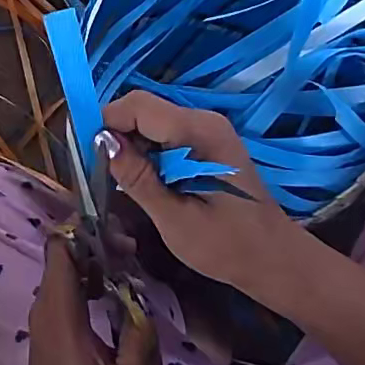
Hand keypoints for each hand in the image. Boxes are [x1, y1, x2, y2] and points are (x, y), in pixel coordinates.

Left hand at [15, 237, 157, 364]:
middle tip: (128, 250)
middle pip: (62, 254)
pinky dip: (82, 278)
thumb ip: (140, 337)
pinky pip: (61, 286)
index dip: (81, 229)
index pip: (59, 250)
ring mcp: (42, 315)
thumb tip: (142, 302)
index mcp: (61, 312)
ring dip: (89, 260)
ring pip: (61, 269)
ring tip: (123, 265)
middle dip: (93, 243)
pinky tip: (107, 289)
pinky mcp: (46, 325)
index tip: (113, 229)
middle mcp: (45, 306)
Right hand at [100, 90, 293, 290]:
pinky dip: (145, 150)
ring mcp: (205, 127)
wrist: (274, 259)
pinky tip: (148, 180)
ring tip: (125, 182)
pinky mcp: (204, 140)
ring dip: (129, 144)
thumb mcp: (175, 219)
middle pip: (141, 108)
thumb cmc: (227, 246)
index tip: (90, 158)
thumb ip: (137, 178)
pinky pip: (162, 131)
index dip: (106, 123)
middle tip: (106, 175)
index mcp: (198, 133)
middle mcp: (202, 119)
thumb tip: (101, 142)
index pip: (137, 106)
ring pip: (148, 118)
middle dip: (116, 135)